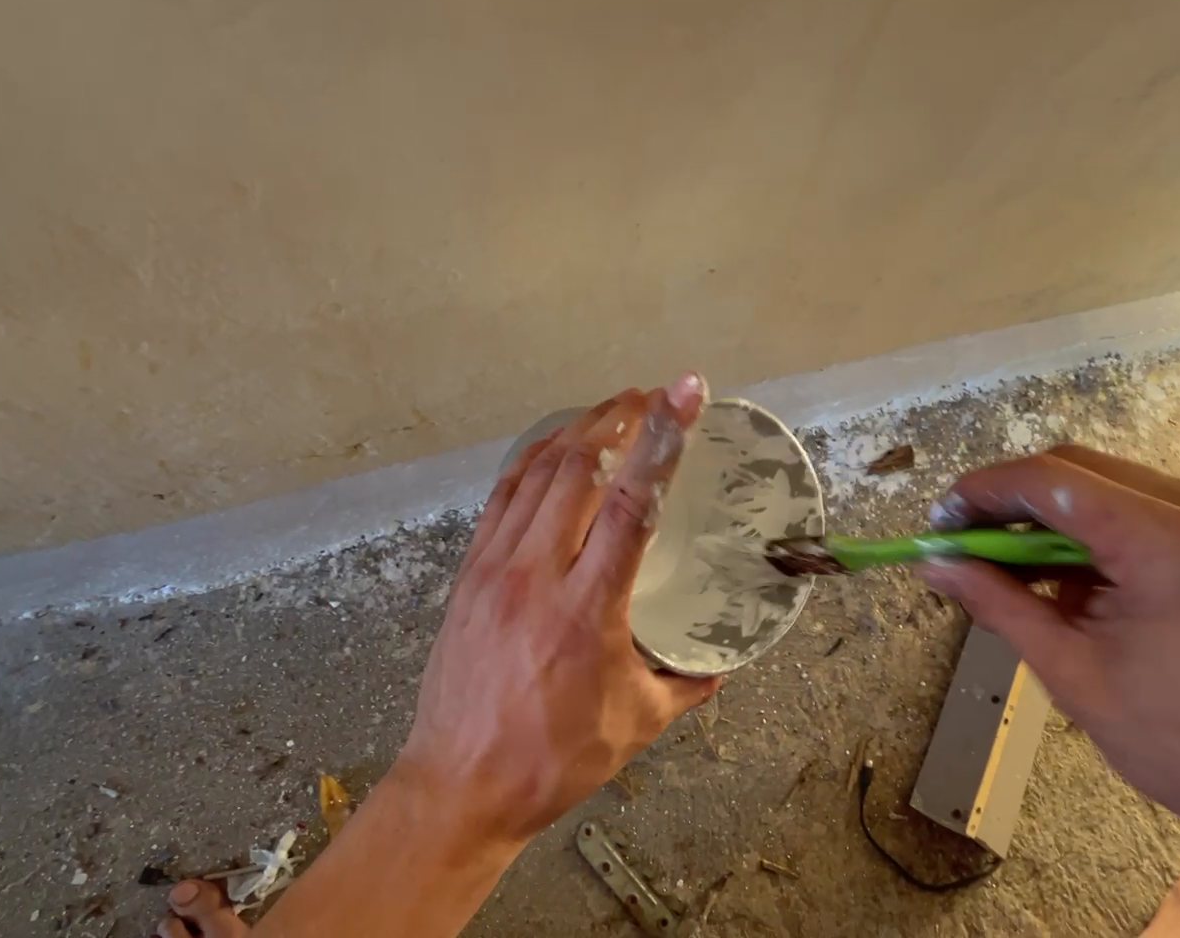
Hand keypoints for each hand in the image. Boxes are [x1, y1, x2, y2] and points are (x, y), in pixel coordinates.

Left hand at [393, 374, 721, 845]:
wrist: (458, 786)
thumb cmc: (553, 759)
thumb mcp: (637, 724)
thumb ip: (686, 683)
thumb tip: (720, 662)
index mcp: (588, 610)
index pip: (631, 504)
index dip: (661, 440)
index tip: (682, 393)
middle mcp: (537, 574)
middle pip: (578, 468)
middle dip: (618, 418)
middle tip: (650, 396)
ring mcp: (494, 567)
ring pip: (537, 473)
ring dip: (577, 430)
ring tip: (611, 409)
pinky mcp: (469, 572)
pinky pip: (503, 496)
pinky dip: (534, 460)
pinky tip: (555, 448)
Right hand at [915, 447, 1179, 937]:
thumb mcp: (1076, 676)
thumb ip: (1000, 604)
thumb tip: (933, 566)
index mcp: (1173, 542)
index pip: (1052, 479)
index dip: (983, 492)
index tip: (938, 523)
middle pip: (1079, 468)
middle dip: (1012, 501)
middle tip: (964, 544)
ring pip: (1109, 484)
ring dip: (1051, 518)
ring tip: (1012, 569)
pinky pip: (1144, 508)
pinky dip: (1094, 532)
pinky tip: (1072, 578)